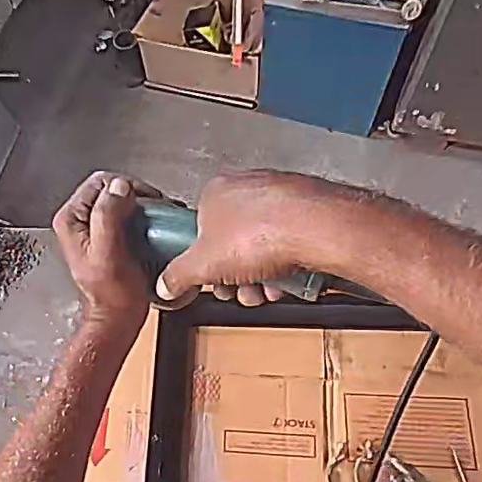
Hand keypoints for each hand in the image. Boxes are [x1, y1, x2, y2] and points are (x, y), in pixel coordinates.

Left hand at [54, 171, 162, 336]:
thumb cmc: (112, 293)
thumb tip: (119, 187)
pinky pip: (129, 216)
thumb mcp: (108, 252)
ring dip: (143, 207)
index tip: (146, 201)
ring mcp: (96, 229)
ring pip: (122, 202)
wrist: (118, 316)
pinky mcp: (111, 238)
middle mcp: (80, 221)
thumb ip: (107, 216)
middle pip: (112, 189)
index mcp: (71, 220)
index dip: (126, 187)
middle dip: (137, 196)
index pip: (100, 182)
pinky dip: (144, 218)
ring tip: (157, 219)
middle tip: (154, 210)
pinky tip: (154, 228)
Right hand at [156, 170, 362, 306]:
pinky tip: (288, 281)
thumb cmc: (263, 232)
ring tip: (267, 289)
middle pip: (233, 245)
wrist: (316, 229)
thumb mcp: (203, 265)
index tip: (212, 282)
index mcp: (215, 192)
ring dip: (261, 278)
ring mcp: (279, 199)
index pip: (201, 233)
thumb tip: (165, 285)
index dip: (205, 264)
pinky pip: (288, 246)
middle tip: (241, 291)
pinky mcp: (306, 213)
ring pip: (262, 249)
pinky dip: (286, 268)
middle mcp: (247, 189)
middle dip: (236, 278)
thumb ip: (179, 276)